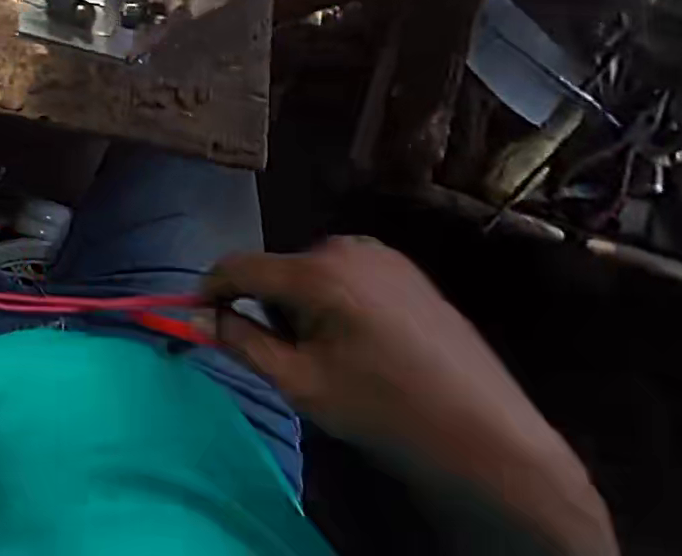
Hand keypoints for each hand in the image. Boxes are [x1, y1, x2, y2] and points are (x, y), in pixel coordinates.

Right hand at [203, 237, 617, 555]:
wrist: (486, 434)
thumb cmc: (384, 411)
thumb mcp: (300, 383)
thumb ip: (241, 341)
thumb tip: (194, 316)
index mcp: (317, 272)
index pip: (240, 266)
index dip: (211, 289)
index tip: (198, 316)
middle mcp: (345, 246)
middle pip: (279, 270)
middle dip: (272, 308)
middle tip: (296, 359)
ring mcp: (379, 251)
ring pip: (312, 271)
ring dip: (305, 304)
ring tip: (337, 354)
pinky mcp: (403, 264)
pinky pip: (346, 271)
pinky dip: (337, 298)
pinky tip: (366, 340)